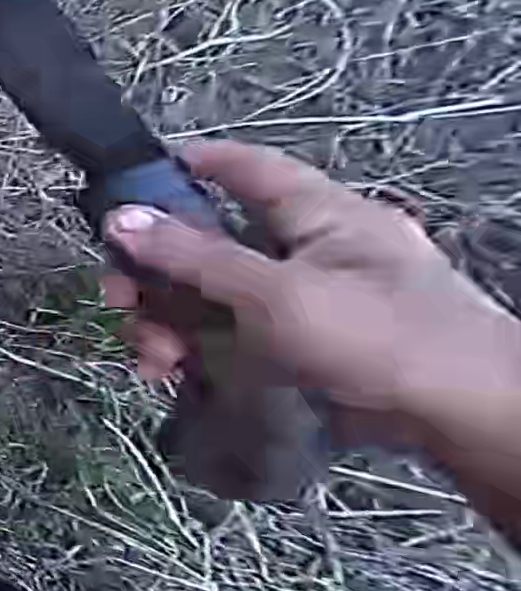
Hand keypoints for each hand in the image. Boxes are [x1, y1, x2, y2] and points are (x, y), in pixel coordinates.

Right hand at [101, 140, 520, 453]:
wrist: (472, 427)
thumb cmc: (388, 342)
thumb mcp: (277, 293)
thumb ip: (193, 255)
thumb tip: (119, 217)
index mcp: (319, 218)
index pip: (246, 168)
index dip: (187, 163)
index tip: (127, 178)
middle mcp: (299, 251)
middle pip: (199, 241)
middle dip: (149, 272)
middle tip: (118, 296)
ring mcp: (288, 298)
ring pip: (195, 292)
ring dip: (158, 320)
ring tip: (153, 353)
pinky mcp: (279, 339)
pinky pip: (210, 330)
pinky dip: (180, 346)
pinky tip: (165, 368)